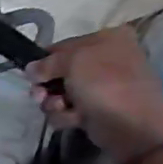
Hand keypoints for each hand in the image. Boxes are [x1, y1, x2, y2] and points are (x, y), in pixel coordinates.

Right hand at [25, 27, 162, 161]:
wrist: (131, 124)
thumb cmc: (105, 85)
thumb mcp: (74, 62)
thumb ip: (48, 62)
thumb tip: (30, 69)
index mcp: (106, 39)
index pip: (62, 46)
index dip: (44, 62)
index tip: (32, 77)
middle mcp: (103, 59)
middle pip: (58, 72)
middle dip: (46, 87)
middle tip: (41, 97)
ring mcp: (99, 85)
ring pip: (59, 93)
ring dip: (53, 104)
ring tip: (63, 109)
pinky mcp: (94, 108)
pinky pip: (67, 110)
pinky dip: (65, 116)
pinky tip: (75, 119)